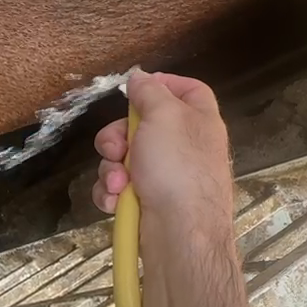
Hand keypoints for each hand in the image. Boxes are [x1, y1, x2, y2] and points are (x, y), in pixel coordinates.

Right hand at [90, 72, 233, 230]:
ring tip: (118, 185)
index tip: (135, 89)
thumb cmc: (177, 167)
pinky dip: (110, 193)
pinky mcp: (143, 199)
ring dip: (110, 171)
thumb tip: (140, 76)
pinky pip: (116, 187)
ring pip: (120, 160)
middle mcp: (181, 146)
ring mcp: (161, 175)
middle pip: (138, 126)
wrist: (179, 230)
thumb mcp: (163, 116)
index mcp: (196, 120)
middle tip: (116, 150)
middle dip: (116, 139)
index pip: (185, 89)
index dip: (161, 84)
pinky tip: (115, 201)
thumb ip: (149, 92)